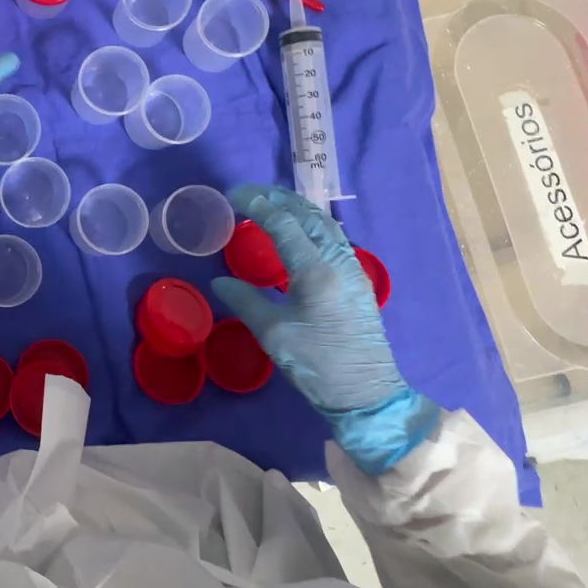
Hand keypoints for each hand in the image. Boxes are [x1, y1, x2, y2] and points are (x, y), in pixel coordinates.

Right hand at [210, 184, 439, 474]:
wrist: (367, 394)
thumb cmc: (318, 365)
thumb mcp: (273, 335)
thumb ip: (245, 301)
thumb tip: (220, 281)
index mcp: (316, 272)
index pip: (283, 224)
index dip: (256, 205)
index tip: (232, 197)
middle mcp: (338, 261)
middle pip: (307, 215)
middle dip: (276, 198)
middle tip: (246, 192)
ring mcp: (352, 268)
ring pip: (323, 223)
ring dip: (295, 207)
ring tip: (268, 202)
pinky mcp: (356, 279)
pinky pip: (331, 236)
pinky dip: (308, 222)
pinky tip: (295, 228)